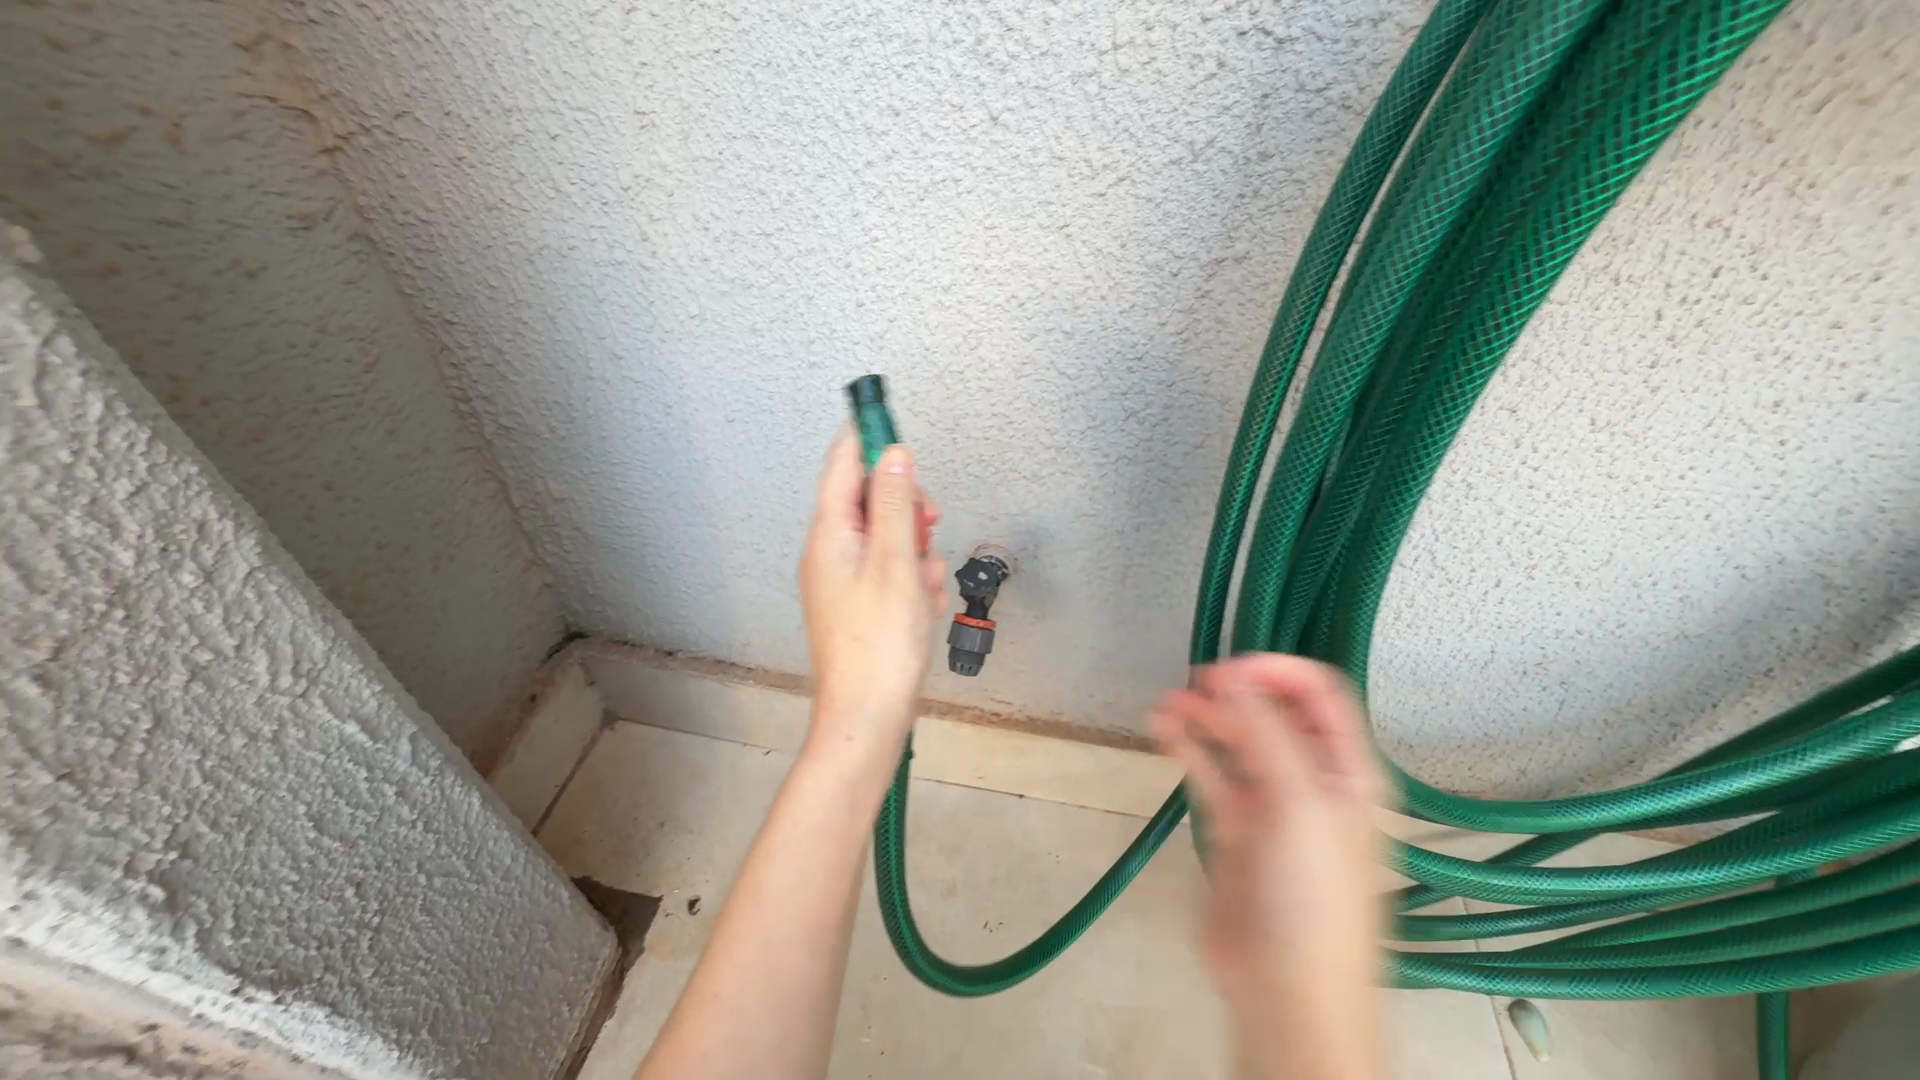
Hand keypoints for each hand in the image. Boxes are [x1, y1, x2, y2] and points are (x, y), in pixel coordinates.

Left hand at [799, 428, 946, 771]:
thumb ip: (896, 504)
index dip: (866, 438)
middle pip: (871, 501)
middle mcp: (830, 552)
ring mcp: (843, 579)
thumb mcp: (896, 561)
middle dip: (907, 510)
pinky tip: (923, 605)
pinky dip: (913, 579)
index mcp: (830, 535)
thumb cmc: (881, 643)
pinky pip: (891, 571)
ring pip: (888, 539)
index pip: (842, 464)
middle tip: (927, 528)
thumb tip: (894, 454)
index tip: (888, 416)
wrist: (869, 713)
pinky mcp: (860, 603)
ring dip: (916, 551)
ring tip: (925, 585)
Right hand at [1151, 654, 1387, 1079]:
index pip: (1319, 695)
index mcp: (1348, 770)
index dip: (1277, 672)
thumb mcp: (1297, 805)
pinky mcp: (1235, 828)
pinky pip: (1211, 774)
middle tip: (1194, 684)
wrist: (1286, 990)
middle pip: (1275, 714)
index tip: (1229, 669)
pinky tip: (1162, 730)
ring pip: (1238, 741)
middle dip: (1237, 692)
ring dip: (1206, 717)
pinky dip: (1188, 748)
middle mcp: (1313, 779)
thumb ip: (1264, 734)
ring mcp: (1271, 804)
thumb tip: (1232, 678)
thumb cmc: (1309, 894)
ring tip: (1168, 703)